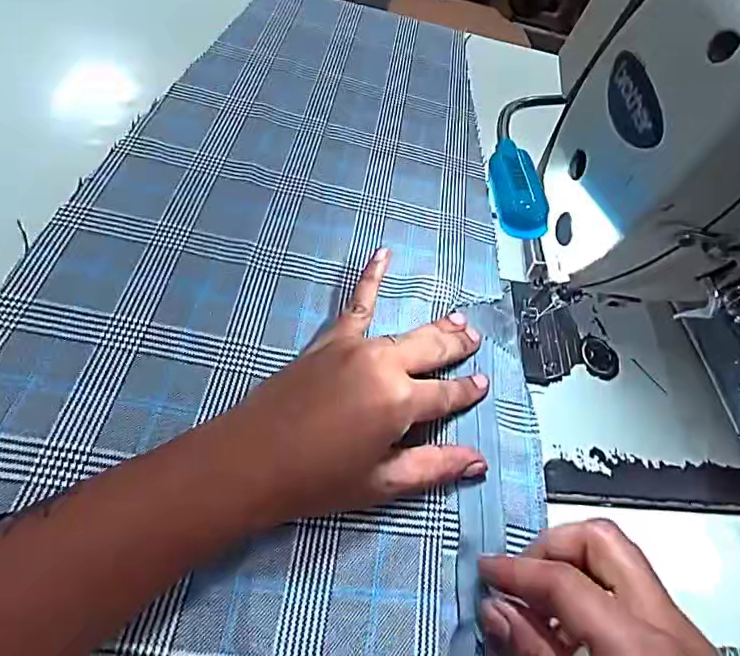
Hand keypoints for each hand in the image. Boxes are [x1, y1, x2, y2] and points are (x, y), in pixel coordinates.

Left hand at [209, 247, 489, 523]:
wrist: (255, 456)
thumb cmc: (319, 479)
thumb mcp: (382, 483)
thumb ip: (434, 467)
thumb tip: (477, 461)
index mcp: (400, 402)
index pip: (446, 394)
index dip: (467, 391)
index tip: (484, 383)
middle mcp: (383, 364)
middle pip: (431, 351)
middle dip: (456, 346)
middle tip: (475, 339)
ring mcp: (355, 346)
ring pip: (404, 331)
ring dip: (432, 327)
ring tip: (455, 319)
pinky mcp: (330, 339)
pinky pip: (356, 303)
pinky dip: (371, 277)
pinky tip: (382, 255)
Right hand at [478, 520, 716, 655]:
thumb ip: (537, 654)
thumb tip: (498, 609)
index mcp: (640, 646)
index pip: (563, 577)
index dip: (514, 570)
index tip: (484, 571)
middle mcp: (669, 626)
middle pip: (601, 540)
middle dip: (552, 547)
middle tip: (521, 580)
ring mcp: (687, 635)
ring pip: (621, 561)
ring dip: (575, 571)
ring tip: (543, 613)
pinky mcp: (692, 649)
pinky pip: (635, 596)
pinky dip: (598, 598)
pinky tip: (577, 638)